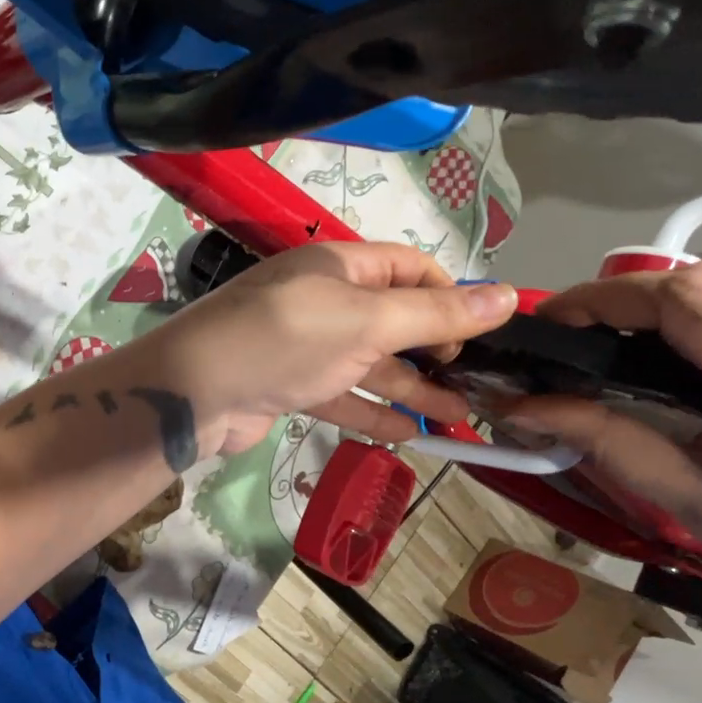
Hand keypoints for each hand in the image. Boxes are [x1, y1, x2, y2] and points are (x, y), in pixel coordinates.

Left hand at [146, 242, 518, 453]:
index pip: (407, 267)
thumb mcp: (366, 319)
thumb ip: (435, 312)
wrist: (193, 390)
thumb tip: (507, 296)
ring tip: (463, 419)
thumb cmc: (283, 339)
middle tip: (481, 386)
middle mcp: (318, 300)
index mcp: (336, 266)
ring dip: (412, 389)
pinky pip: (339, 396)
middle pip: (390, 319)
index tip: (484, 333)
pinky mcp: (283, 385)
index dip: (449, 294)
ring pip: (368, 363)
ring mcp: (299, 346)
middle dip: (435, 350)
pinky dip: (372, 413)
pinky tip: (411, 436)